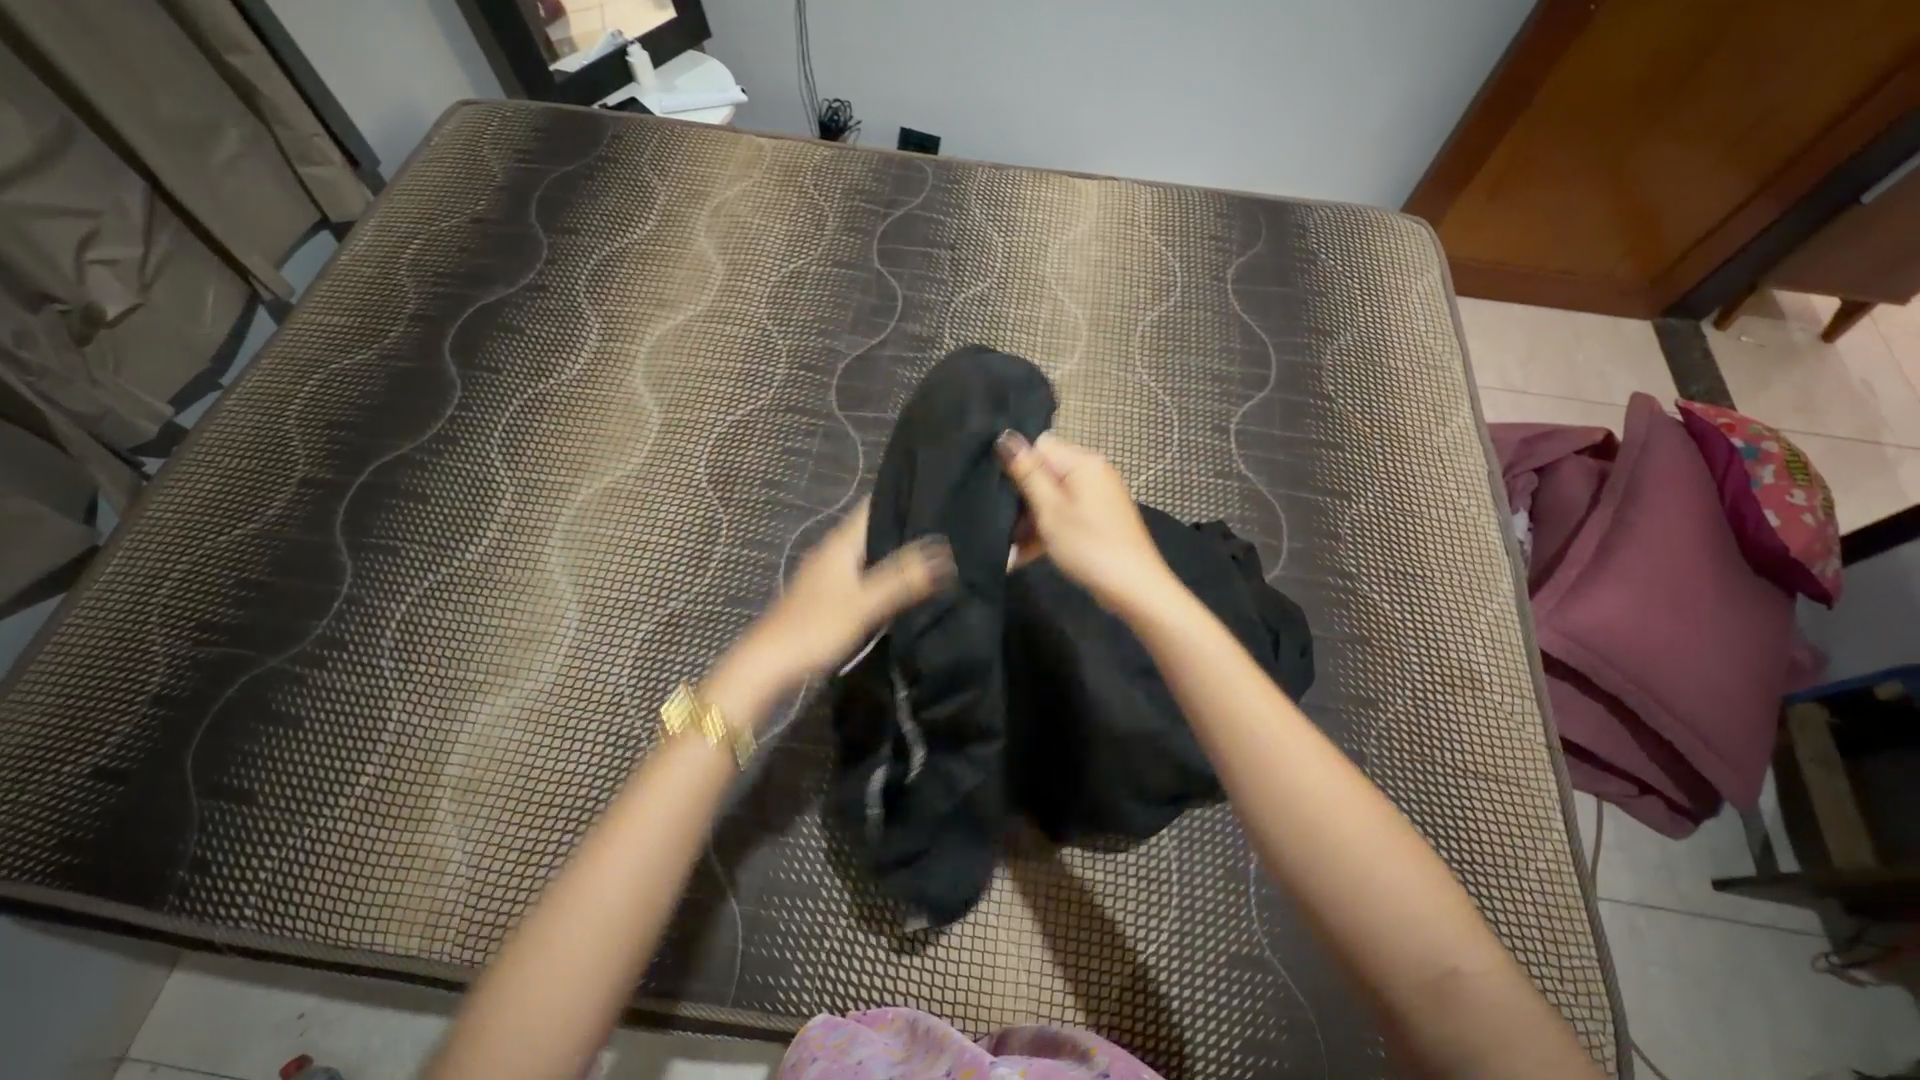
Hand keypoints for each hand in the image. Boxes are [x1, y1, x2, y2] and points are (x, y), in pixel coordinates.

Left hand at [723, 499, 952, 697]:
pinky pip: (860, 575)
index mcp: (839, 544)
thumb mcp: (865, 603)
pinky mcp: (824, 597)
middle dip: (902, 527)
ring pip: (865, 554)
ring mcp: (825, 575)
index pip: (872, 505)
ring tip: (931, 555)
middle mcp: (831, 552)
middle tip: (943, 526)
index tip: (935, 493)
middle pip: (870, 529)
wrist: (767, 664)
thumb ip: (904, 578)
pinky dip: (880, 576)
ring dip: (892, 553)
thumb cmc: (815, 628)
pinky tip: (899, 588)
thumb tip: (945, 553)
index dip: (900, 497)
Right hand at [996, 431, 1175, 611]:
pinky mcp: (1100, 519)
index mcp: (1083, 462)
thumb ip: (1027, 473)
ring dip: (1032, 521)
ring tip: (1012, 551)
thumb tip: (1004, 436)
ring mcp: (1098, 497)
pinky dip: (1049, 531)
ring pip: (1054, 499)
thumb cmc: (1088, 546)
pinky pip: (1067, 515)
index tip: (1004, 494)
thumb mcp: (1050, 510)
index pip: (1040, 446)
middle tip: (1005, 527)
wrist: (1133, 587)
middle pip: (1046, 473)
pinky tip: (1025, 556)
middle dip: (1023, 500)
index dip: (1019, 467)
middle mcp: (1093, 472)